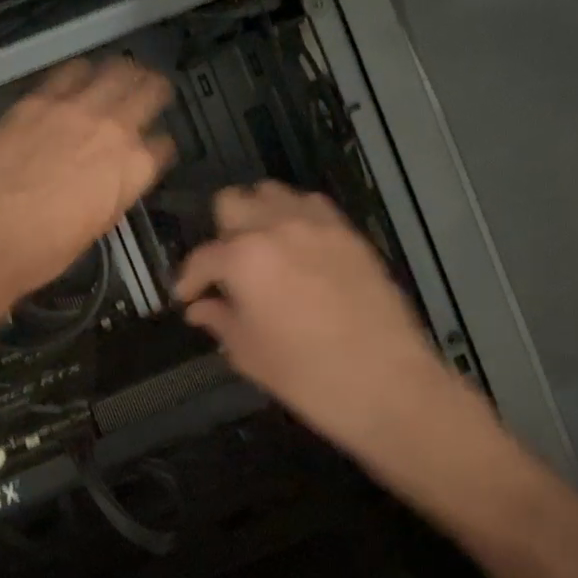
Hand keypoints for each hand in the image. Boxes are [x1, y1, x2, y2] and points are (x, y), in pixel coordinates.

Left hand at [0, 57, 174, 302]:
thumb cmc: (42, 249)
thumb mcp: (96, 226)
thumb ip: (114, 190)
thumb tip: (114, 178)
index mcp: (134, 168)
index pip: (162, 144)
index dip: (157, 144)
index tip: (150, 146)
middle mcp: (113, 130)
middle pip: (149, 93)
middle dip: (153, 90)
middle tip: (150, 89)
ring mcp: (75, 110)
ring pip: (115, 72)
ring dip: (122, 74)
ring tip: (119, 75)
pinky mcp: (38, 101)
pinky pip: (69, 72)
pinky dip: (80, 73)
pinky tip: (78, 76)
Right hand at [174, 181, 455, 451]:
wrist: (389, 384)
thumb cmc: (308, 377)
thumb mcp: (250, 354)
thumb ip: (219, 320)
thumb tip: (200, 307)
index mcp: (243, 258)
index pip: (202, 257)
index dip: (189, 280)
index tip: (187, 297)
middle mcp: (275, 226)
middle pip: (231, 202)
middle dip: (220, 233)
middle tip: (226, 269)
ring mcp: (316, 224)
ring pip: (270, 193)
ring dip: (257, 216)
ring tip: (261, 250)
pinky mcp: (347, 231)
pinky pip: (310, 205)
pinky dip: (295, 217)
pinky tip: (297, 247)